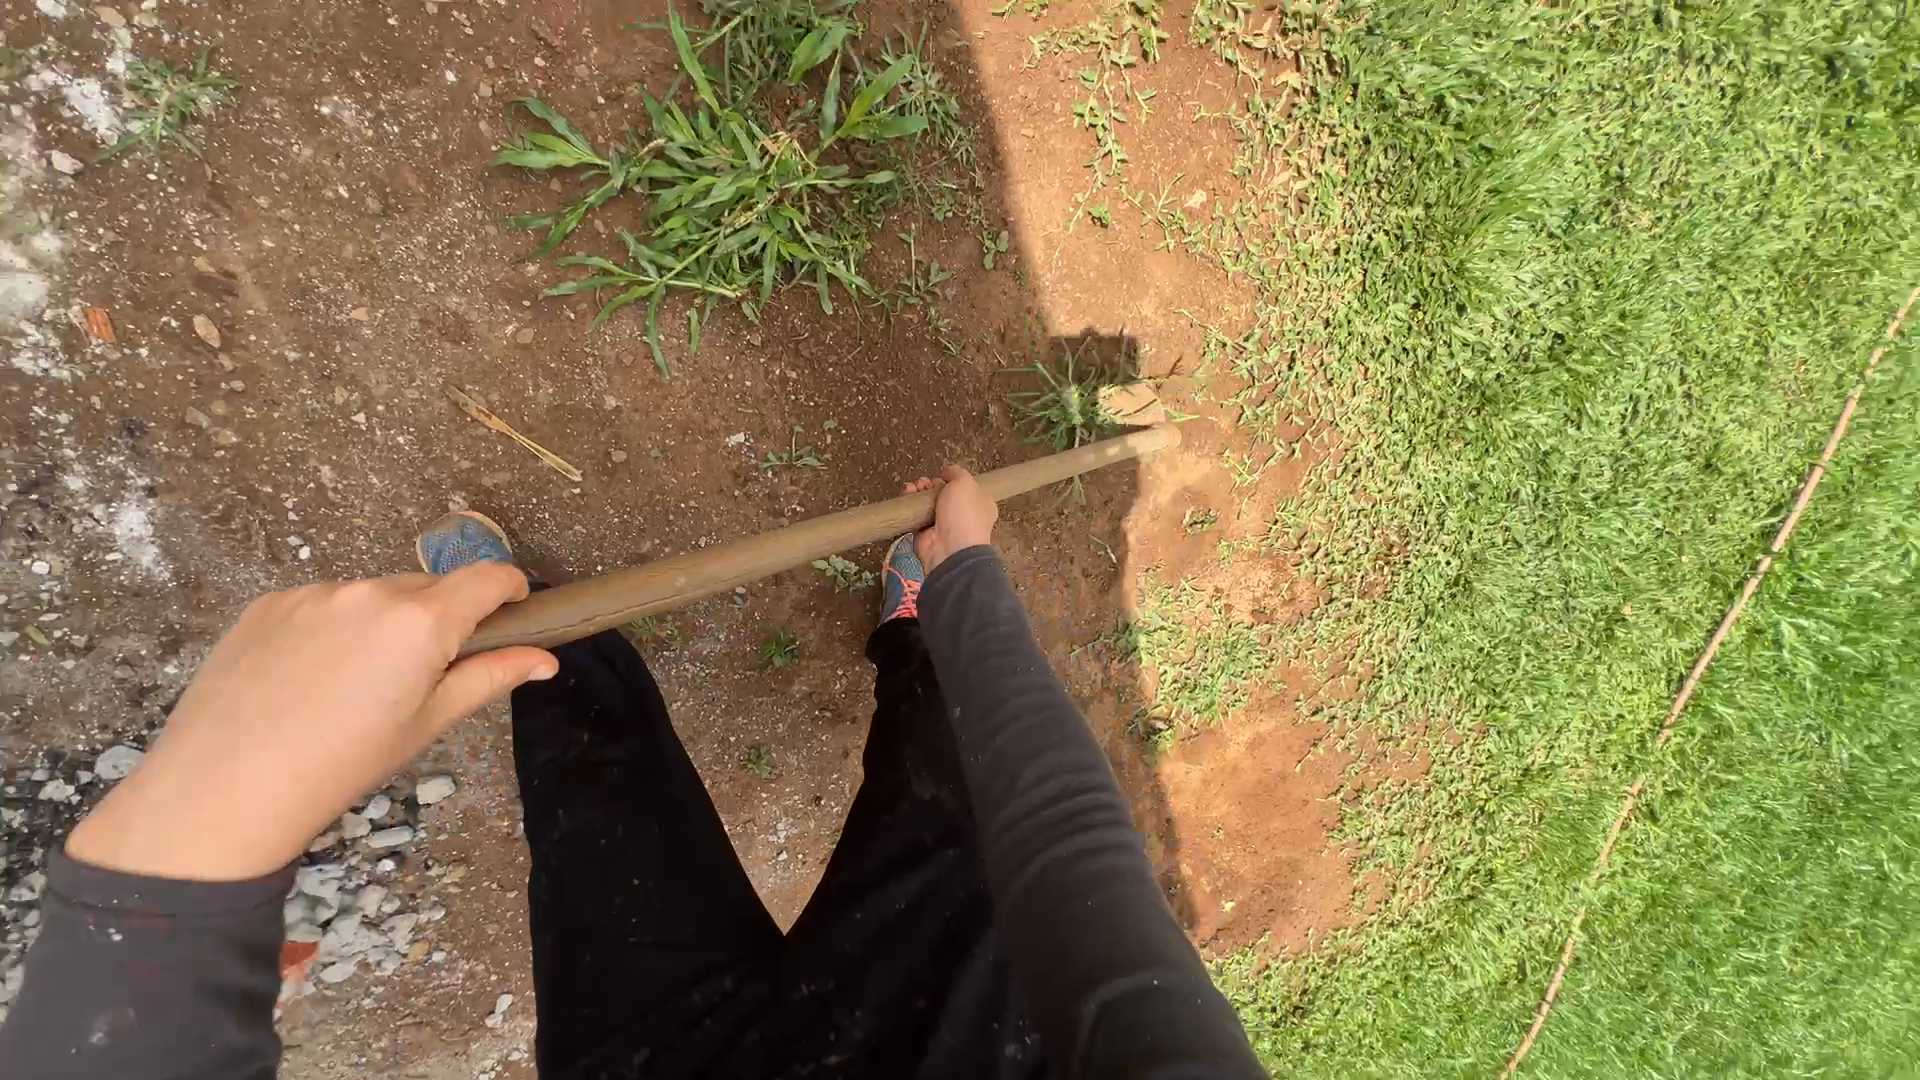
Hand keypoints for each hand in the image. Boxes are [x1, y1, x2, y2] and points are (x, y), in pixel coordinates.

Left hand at [65, 563, 556, 881]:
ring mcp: (315, 593)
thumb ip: (494, 676)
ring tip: (360, 678)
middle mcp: (372, 590)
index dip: (511, 590)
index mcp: (423, 620)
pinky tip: (315, 672)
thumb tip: (548, 660)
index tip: (511, 616)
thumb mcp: (432, 722)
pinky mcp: (270, 602)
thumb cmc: (347, 762)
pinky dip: (341, 623)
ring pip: (381, 593)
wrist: (219, 794)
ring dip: (391, 619)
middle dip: (446, 616)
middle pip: (435, 587)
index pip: (491, 576)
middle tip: (425, 671)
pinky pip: (330, 599)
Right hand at [902, 464, 997, 570]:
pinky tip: (907, 495)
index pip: (965, 489)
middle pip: (944, 495)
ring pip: (929, 504)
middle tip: (924, 483)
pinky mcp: (926, 534)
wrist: (950, 548)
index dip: (952, 480)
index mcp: (980, 505)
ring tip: (913, 488)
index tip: (942, 477)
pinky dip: (910, 505)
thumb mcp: (965, 483)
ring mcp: (944, 526)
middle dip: (932, 485)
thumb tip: (948, 471)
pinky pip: (917, 516)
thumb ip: (957, 473)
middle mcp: (963, 516)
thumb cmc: (963, 513)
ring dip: (919, 492)